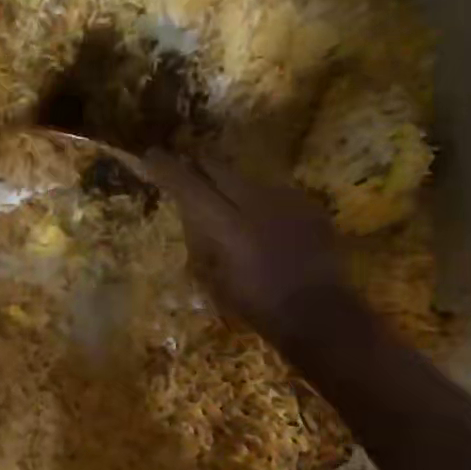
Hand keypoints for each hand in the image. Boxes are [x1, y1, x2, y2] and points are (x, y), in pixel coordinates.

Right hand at [139, 152, 341, 333]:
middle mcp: (257, 204)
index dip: (169, 170)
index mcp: (229, 226)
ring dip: (232, 182)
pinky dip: (261, 199)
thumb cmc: (257, 306)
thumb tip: (195, 222)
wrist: (319, 315)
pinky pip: (277, 194)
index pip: (191, 188)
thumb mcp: (215, 281)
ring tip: (223, 190)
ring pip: (250, 179)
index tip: (151, 155)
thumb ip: (204, 245)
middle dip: (201, 164)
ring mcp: (288, 203)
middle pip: (222, 171)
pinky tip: (261, 214)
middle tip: (187, 161)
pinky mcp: (310, 209)